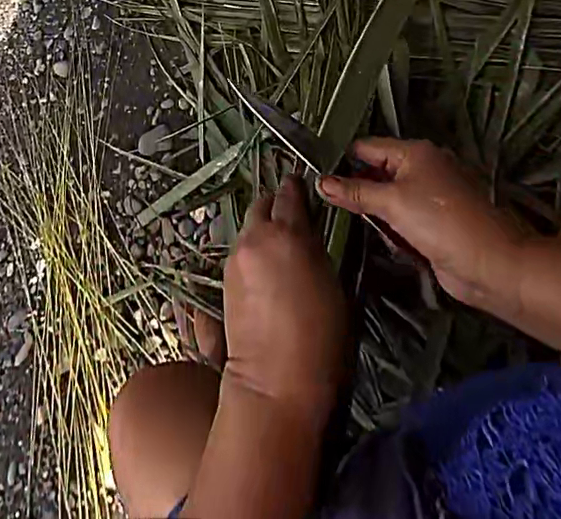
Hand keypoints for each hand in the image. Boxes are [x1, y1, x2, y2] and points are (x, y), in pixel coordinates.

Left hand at [219, 176, 348, 423]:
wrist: (274, 378)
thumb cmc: (320, 339)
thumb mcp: (335, 287)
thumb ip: (318, 251)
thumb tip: (310, 236)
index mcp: (288, 235)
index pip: (289, 196)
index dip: (296, 188)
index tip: (301, 182)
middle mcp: (256, 237)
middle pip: (261, 204)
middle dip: (275, 203)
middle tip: (290, 210)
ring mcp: (236, 255)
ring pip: (249, 227)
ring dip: (262, 226)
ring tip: (279, 241)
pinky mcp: (224, 274)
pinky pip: (241, 248)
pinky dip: (253, 247)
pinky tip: (265, 265)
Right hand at [317, 138, 526, 313]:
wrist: (495, 267)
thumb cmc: (444, 224)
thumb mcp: (391, 203)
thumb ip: (353, 191)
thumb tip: (321, 182)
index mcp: (415, 153)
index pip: (365, 148)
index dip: (341, 159)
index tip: (315, 174)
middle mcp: (422, 169)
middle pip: (375, 172)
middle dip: (355, 187)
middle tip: (326, 200)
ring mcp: (430, 196)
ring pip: (385, 197)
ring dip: (372, 210)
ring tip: (351, 220)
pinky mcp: (434, 222)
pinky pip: (400, 217)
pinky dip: (390, 226)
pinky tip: (382, 237)